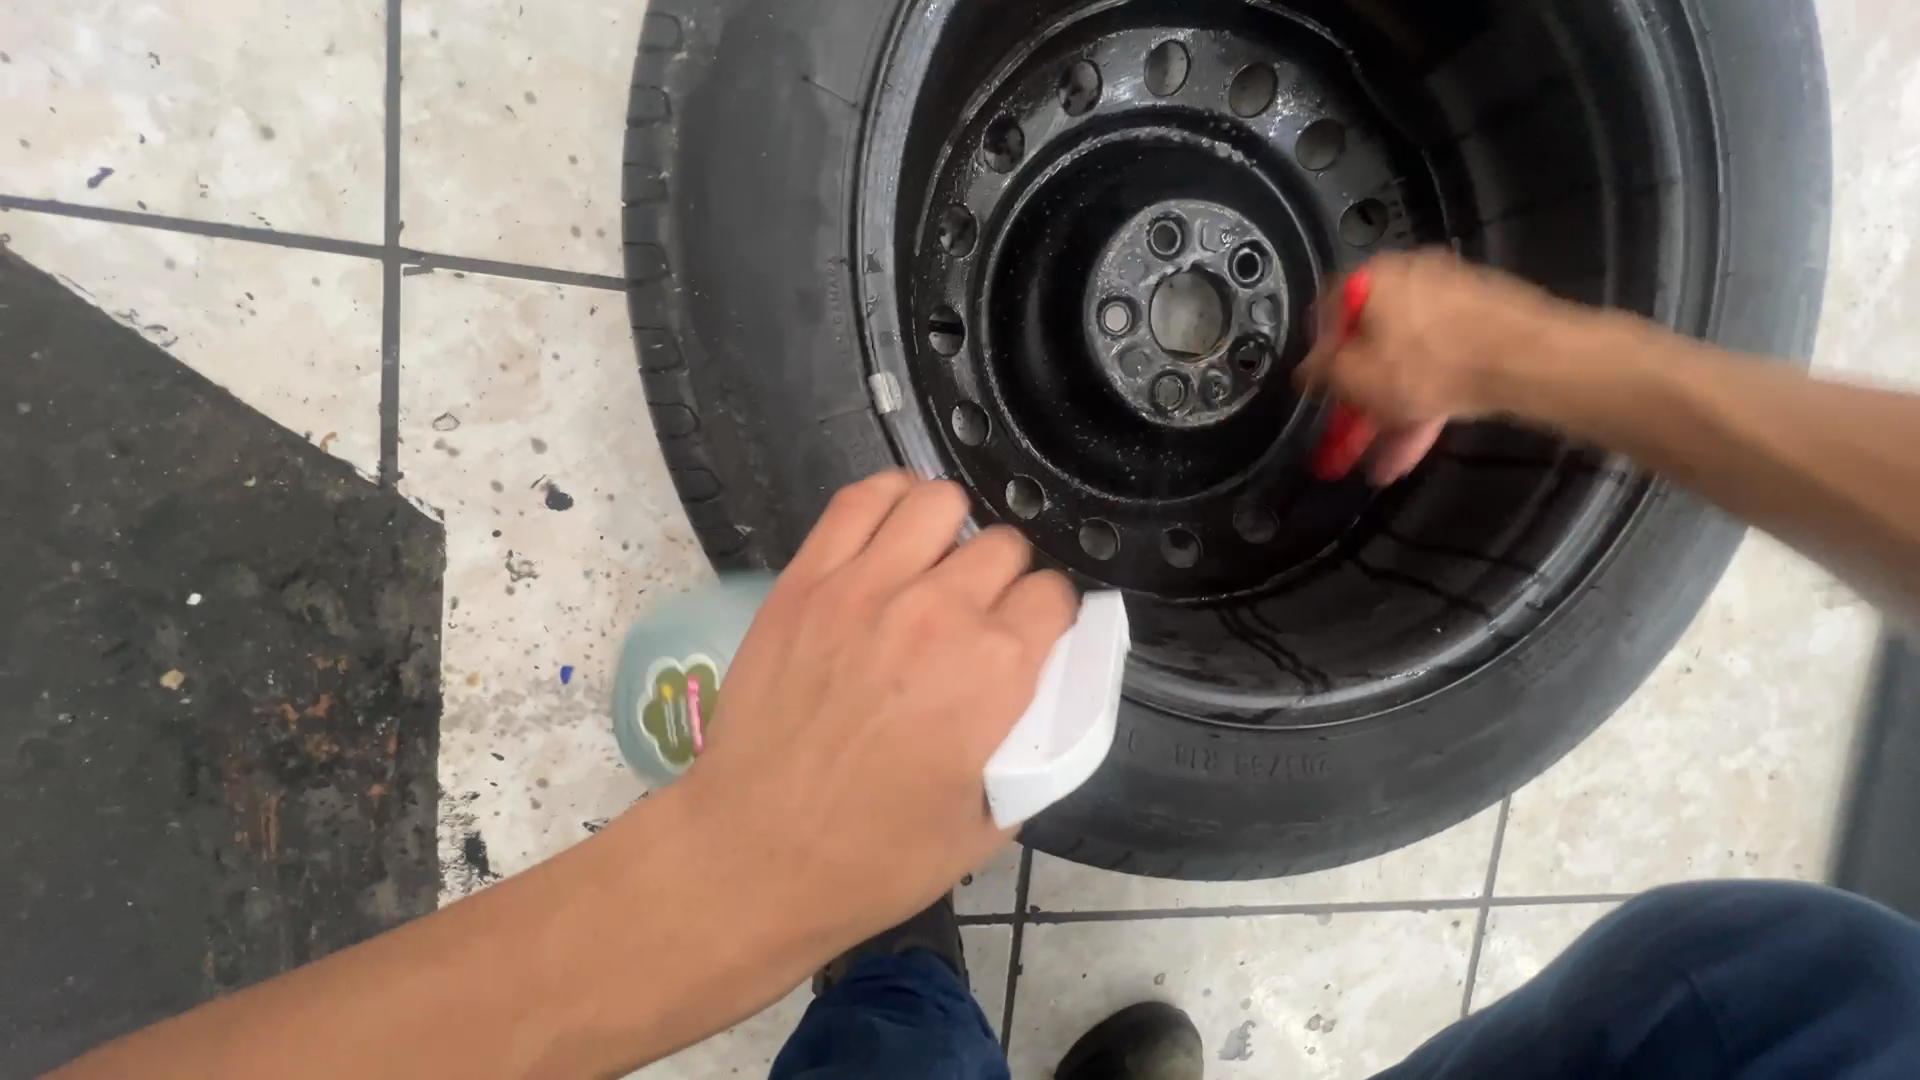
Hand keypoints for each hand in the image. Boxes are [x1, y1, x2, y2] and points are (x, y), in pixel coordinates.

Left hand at [675, 473, 1076, 947]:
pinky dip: (889, 500)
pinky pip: (860, 500)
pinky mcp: (807, 579)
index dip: (1050, 617)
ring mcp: (865, 586)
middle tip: (981, 614)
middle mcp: (938, 611)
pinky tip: (893, 532)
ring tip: (937, 566)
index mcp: (995, 669)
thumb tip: (1042, 691)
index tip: (1032, 636)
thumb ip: (1033, 745)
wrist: (754, 855)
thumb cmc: (876, 856)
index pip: (1055, 595)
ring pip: (939, 502)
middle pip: (1004, 545)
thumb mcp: (991, 821)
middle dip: (1006, 577)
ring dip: (953, 530)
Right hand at [1295, 250, 1566, 483]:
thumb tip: (1307, 371)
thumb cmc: (1436, 365)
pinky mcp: (1484, 321)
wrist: (1529, 363)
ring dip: (1391, 405)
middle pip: (1372, 340)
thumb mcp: (1353, 378)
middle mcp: (1413, 276)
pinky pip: (1440, 363)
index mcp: (1374, 278)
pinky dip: (1425, 397)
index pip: (1326, 310)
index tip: (1321, 384)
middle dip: (1361, 392)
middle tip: (1352, 424)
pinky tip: (1415, 439)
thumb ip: (1319, 372)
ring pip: (1408, 358)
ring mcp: (1453, 298)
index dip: (1319, 353)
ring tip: (1383, 450)